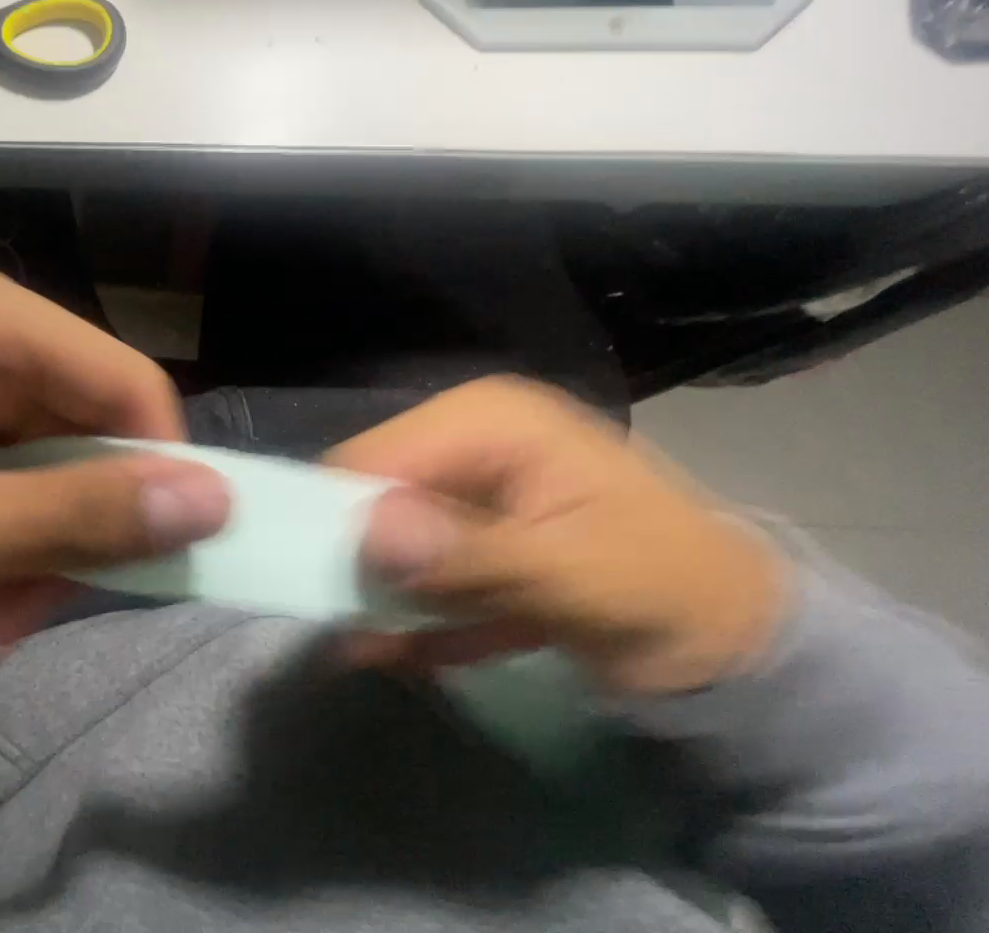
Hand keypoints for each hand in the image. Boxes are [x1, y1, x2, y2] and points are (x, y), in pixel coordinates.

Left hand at [0, 259, 230, 656]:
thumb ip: (78, 517)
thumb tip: (212, 503)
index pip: (126, 385)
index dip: (152, 475)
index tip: (141, 565)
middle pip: (88, 429)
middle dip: (71, 533)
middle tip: (27, 619)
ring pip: (52, 462)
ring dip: (32, 550)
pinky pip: (8, 471)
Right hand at [327, 377, 787, 694]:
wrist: (742, 645)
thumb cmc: (673, 593)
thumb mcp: (578, 576)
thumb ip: (474, 554)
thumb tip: (372, 533)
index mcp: (489, 420)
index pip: (373, 455)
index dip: (341, 518)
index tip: (330, 588)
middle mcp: (463, 442)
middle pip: (367, 493)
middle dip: (355, 563)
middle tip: (349, 627)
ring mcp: (463, 489)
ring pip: (378, 537)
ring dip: (372, 596)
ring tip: (366, 649)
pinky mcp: (464, 536)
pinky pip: (408, 569)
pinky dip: (402, 613)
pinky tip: (395, 651)